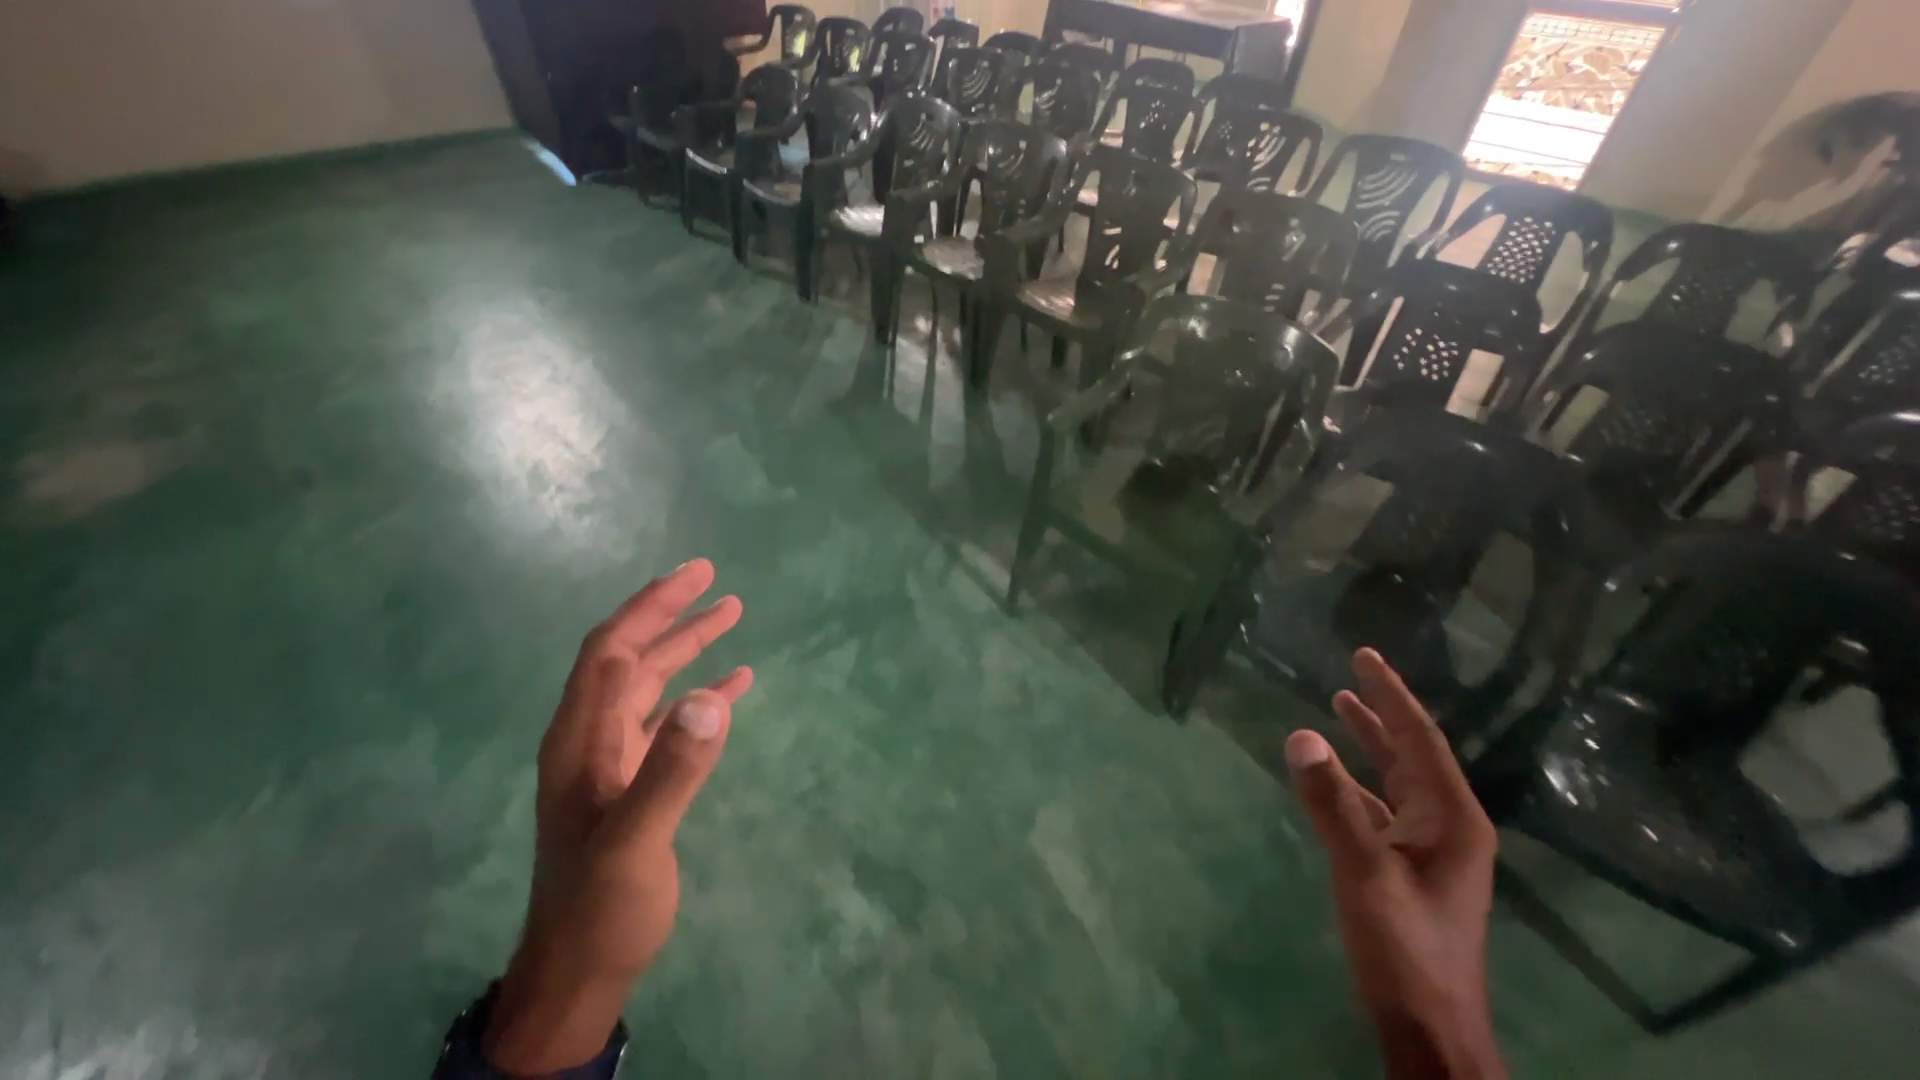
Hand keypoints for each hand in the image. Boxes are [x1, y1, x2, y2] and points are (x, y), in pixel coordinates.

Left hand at [484, 559, 752, 1074]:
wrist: (581, 969)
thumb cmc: (600, 906)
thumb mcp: (634, 841)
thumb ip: (671, 770)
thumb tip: (714, 697)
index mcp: (580, 739)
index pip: (612, 651)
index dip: (650, 607)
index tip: (695, 575)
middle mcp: (591, 738)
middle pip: (629, 657)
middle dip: (669, 614)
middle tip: (714, 579)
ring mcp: (613, 761)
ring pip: (651, 685)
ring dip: (688, 648)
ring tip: (731, 613)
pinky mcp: (635, 783)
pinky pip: (670, 723)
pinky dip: (703, 696)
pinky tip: (736, 686)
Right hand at [1286, 649, 1505, 1079]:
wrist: (1428, 1022)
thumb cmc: (1404, 943)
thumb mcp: (1363, 869)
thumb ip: (1331, 802)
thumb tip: (1300, 734)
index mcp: (1452, 817)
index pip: (1420, 739)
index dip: (1391, 695)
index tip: (1364, 657)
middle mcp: (1448, 824)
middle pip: (1413, 753)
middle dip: (1382, 713)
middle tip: (1351, 674)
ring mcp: (1431, 849)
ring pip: (1398, 780)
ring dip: (1370, 744)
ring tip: (1340, 708)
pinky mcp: (1409, 868)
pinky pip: (1383, 807)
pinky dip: (1358, 783)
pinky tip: (1333, 776)